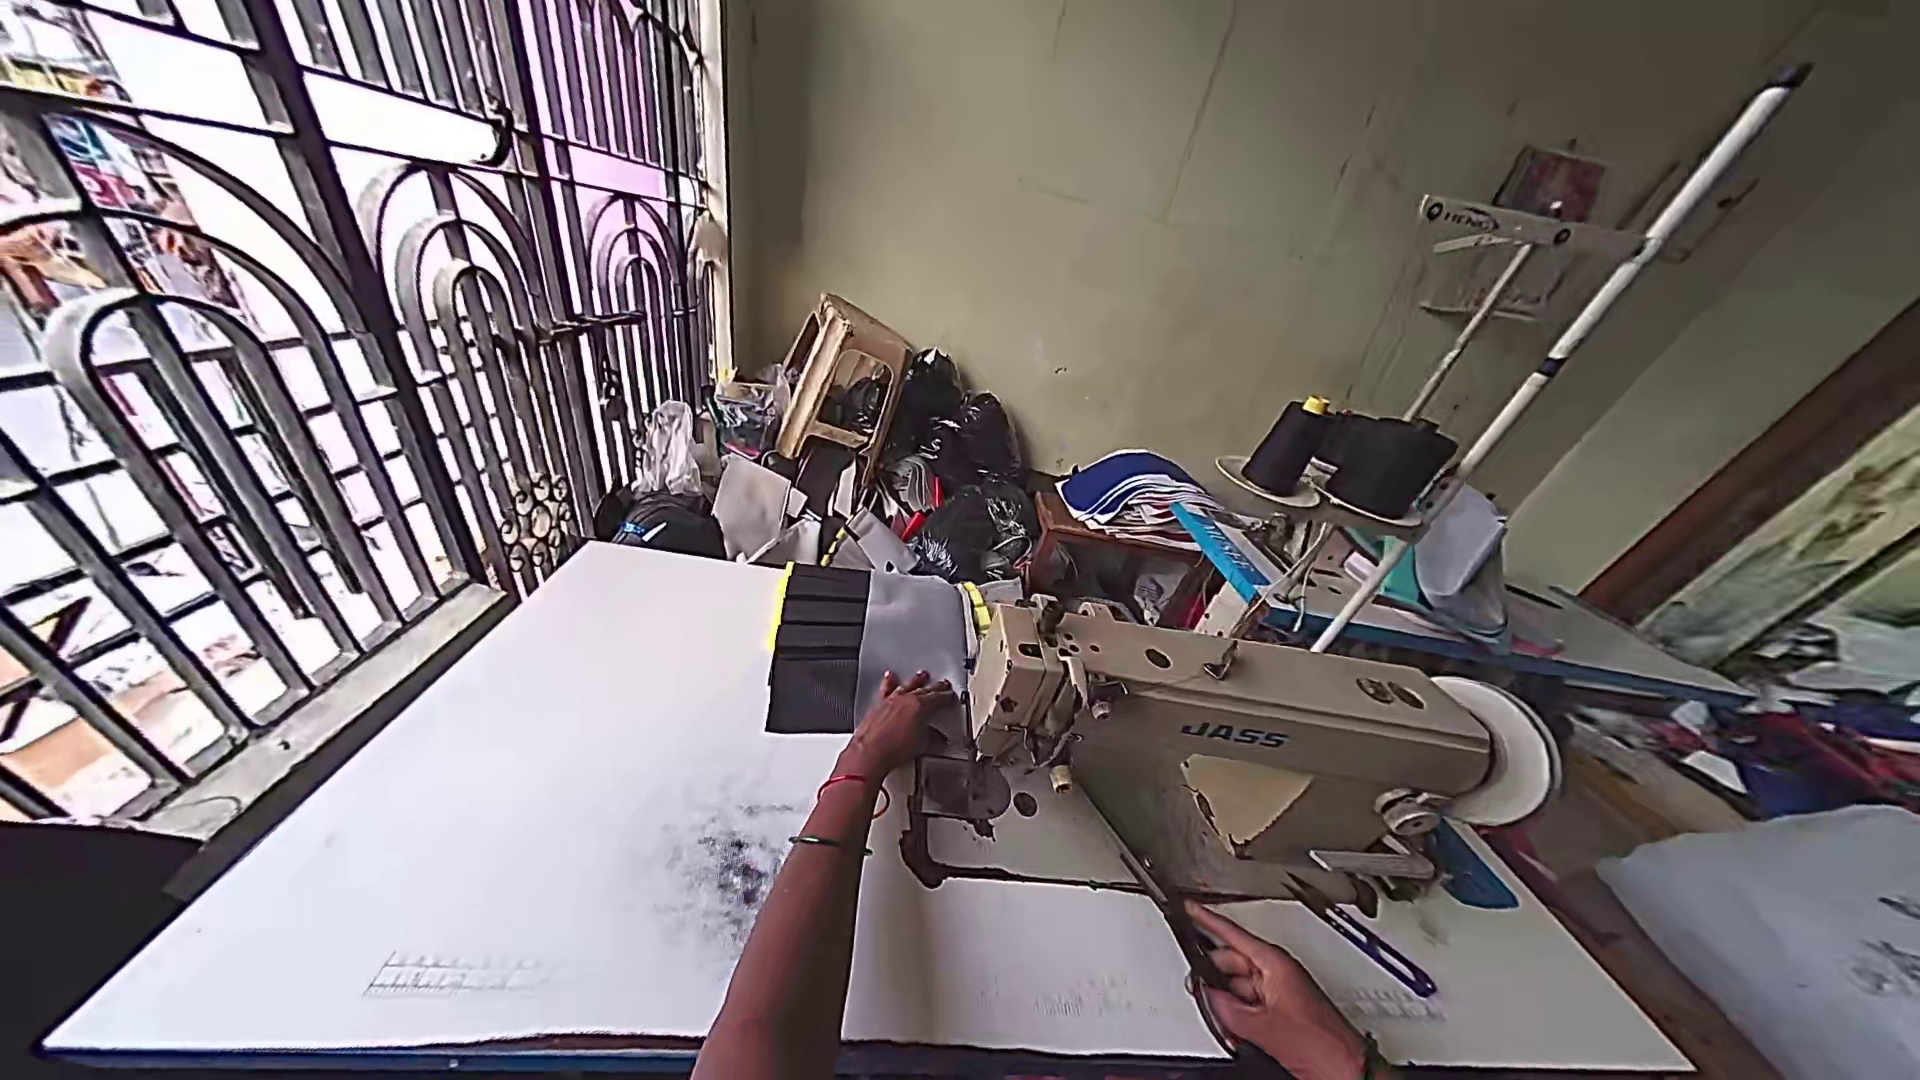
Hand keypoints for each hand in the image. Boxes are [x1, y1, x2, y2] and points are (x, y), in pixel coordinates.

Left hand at [843, 670, 952, 775]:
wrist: (870, 753)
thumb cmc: (893, 749)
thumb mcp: (921, 745)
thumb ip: (932, 738)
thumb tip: (937, 738)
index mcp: (920, 706)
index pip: (938, 699)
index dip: (945, 697)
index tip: (950, 695)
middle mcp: (905, 699)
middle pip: (925, 690)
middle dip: (935, 687)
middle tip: (942, 684)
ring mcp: (891, 700)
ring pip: (906, 685)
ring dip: (915, 680)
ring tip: (921, 675)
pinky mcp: (877, 705)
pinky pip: (885, 689)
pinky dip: (888, 682)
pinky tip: (890, 677)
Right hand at [1186, 900, 1369, 1079]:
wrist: (1351, 1075)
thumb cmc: (1324, 1046)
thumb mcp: (1265, 1026)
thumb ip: (1228, 1008)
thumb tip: (1208, 996)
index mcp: (1273, 962)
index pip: (1232, 932)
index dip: (1207, 918)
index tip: (1189, 907)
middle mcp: (1276, 972)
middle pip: (1232, 963)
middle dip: (1214, 978)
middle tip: (1199, 989)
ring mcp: (1279, 991)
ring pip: (1238, 986)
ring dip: (1227, 1003)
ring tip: (1222, 1021)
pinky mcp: (1281, 1011)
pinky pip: (1249, 1004)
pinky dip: (1239, 1016)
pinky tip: (1236, 1031)